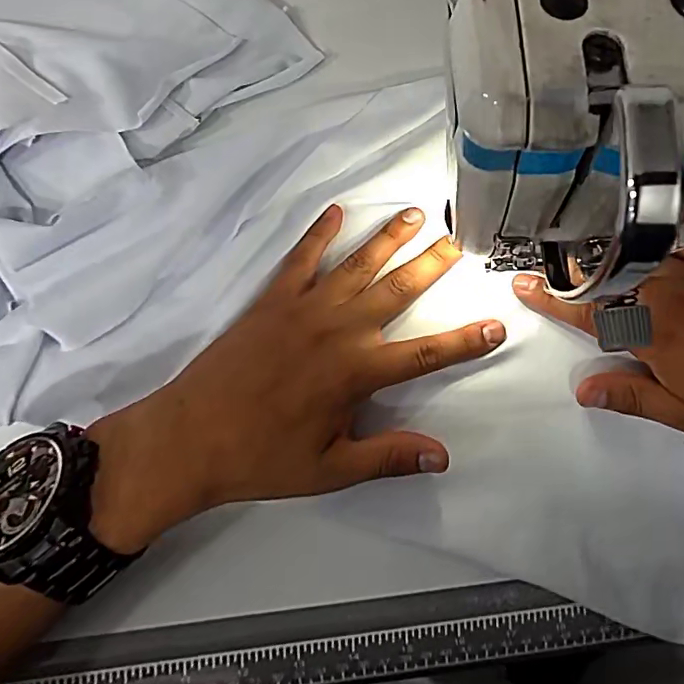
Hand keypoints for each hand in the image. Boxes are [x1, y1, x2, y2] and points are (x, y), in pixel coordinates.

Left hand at [85, 206, 505, 551]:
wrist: (188, 438)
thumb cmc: (262, 457)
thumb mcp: (330, 470)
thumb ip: (388, 457)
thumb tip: (442, 455)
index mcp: (357, 372)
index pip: (426, 354)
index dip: (465, 341)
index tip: (495, 325)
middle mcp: (339, 330)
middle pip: (397, 290)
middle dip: (432, 266)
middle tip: (457, 244)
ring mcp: (305, 308)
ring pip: (357, 264)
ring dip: (388, 238)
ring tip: (414, 215)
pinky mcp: (273, 299)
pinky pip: (301, 258)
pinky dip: (319, 233)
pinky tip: (335, 212)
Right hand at [513, 247, 683, 456]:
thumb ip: (631, 395)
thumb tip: (584, 388)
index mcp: (652, 332)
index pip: (590, 312)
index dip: (553, 299)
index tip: (525, 284)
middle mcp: (667, 295)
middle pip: (611, 277)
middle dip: (583, 278)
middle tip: (564, 277)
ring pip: (641, 262)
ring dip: (619, 268)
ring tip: (611, 278)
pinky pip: (679, 253)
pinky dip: (663, 258)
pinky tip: (664, 270)